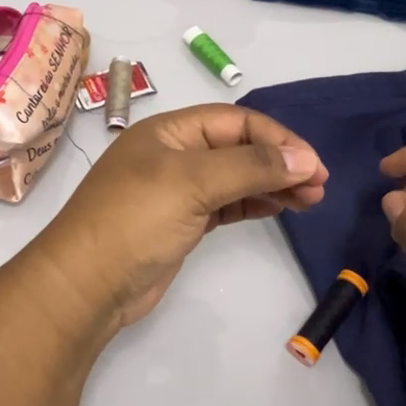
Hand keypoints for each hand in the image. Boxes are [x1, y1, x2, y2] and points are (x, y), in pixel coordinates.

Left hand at [27, 105, 327, 331]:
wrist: (87, 285)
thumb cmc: (135, 221)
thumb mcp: (193, 184)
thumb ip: (250, 167)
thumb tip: (305, 160)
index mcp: (169, 131)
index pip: (235, 121)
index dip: (277, 139)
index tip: (313, 165)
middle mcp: (173, 154)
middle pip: (238, 147)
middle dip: (279, 161)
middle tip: (319, 186)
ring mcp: (176, 190)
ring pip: (235, 177)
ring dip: (272, 183)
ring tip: (310, 199)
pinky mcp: (181, 222)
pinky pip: (226, 203)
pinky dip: (253, 203)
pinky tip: (279, 207)